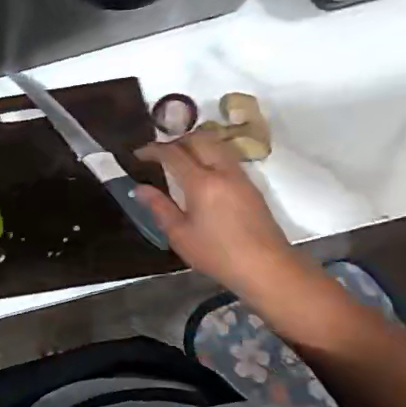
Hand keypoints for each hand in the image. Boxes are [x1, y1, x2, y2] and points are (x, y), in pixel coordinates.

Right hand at [136, 130, 305, 295]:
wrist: (266, 267)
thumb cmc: (218, 255)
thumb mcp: (180, 235)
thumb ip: (159, 207)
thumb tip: (140, 188)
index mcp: (202, 182)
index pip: (173, 153)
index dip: (153, 149)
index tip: (138, 154)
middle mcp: (222, 171)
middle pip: (198, 139)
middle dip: (175, 141)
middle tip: (159, 154)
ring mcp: (240, 176)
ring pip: (216, 144)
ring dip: (195, 144)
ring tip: (179, 160)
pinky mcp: (251, 185)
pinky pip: (227, 157)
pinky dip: (210, 154)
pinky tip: (202, 173)